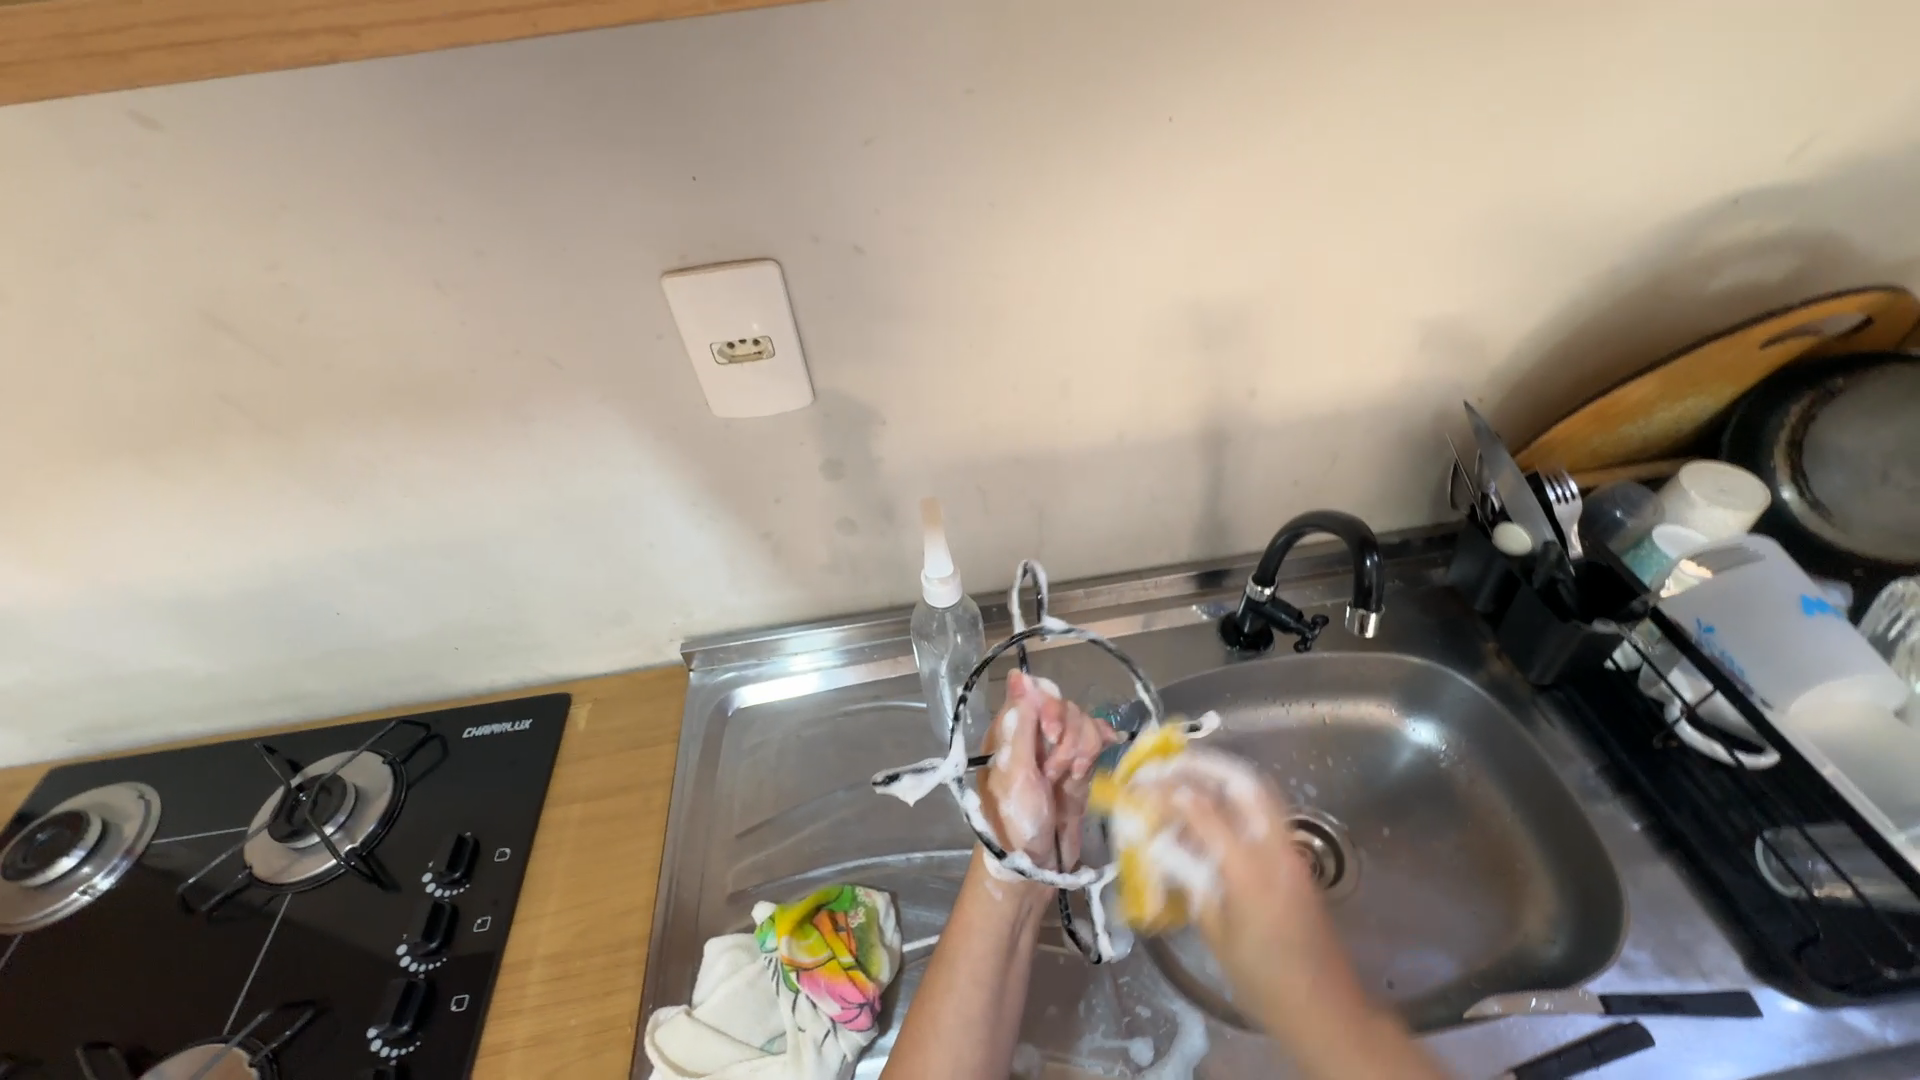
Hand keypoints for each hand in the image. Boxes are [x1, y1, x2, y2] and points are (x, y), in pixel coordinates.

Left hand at [976, 671, 1121, 871]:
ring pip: (1084, 725)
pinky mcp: (1077, 770)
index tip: (1052, 734)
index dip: (1053, 710)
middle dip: (1069, 738)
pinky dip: (1099, 747)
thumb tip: (1019, 674)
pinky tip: (1099, 755)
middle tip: (1056, 772)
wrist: (1034, 869)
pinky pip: (1095, 743)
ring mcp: (1057, 753)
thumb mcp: (1014, 772)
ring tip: (1070, 778)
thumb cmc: (1013, 821)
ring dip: (1083, 749)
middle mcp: (1034, 736)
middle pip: (1067, 708)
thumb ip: (1020, 722)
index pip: (1040, 694)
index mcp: (1011, 731)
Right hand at [1152, 756, 1333, 1022]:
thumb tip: (1157, 842)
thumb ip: (1188, 879)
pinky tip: (1208, 805)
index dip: (1166, 791)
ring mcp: (1291, 850)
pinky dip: (1233, 796)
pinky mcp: (1295, 858)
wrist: (1327, 1009)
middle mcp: (1275, 849)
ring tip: (1184, 770)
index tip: (1138, 784)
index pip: (1203, 811)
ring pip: (1258, 790)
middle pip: (1241, 782)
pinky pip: (1262, 811)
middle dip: (1200, 764)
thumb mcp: (1215, 932)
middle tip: (1165, 761)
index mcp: (1249, 871)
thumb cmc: (1264, 980)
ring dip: (1219, 773)